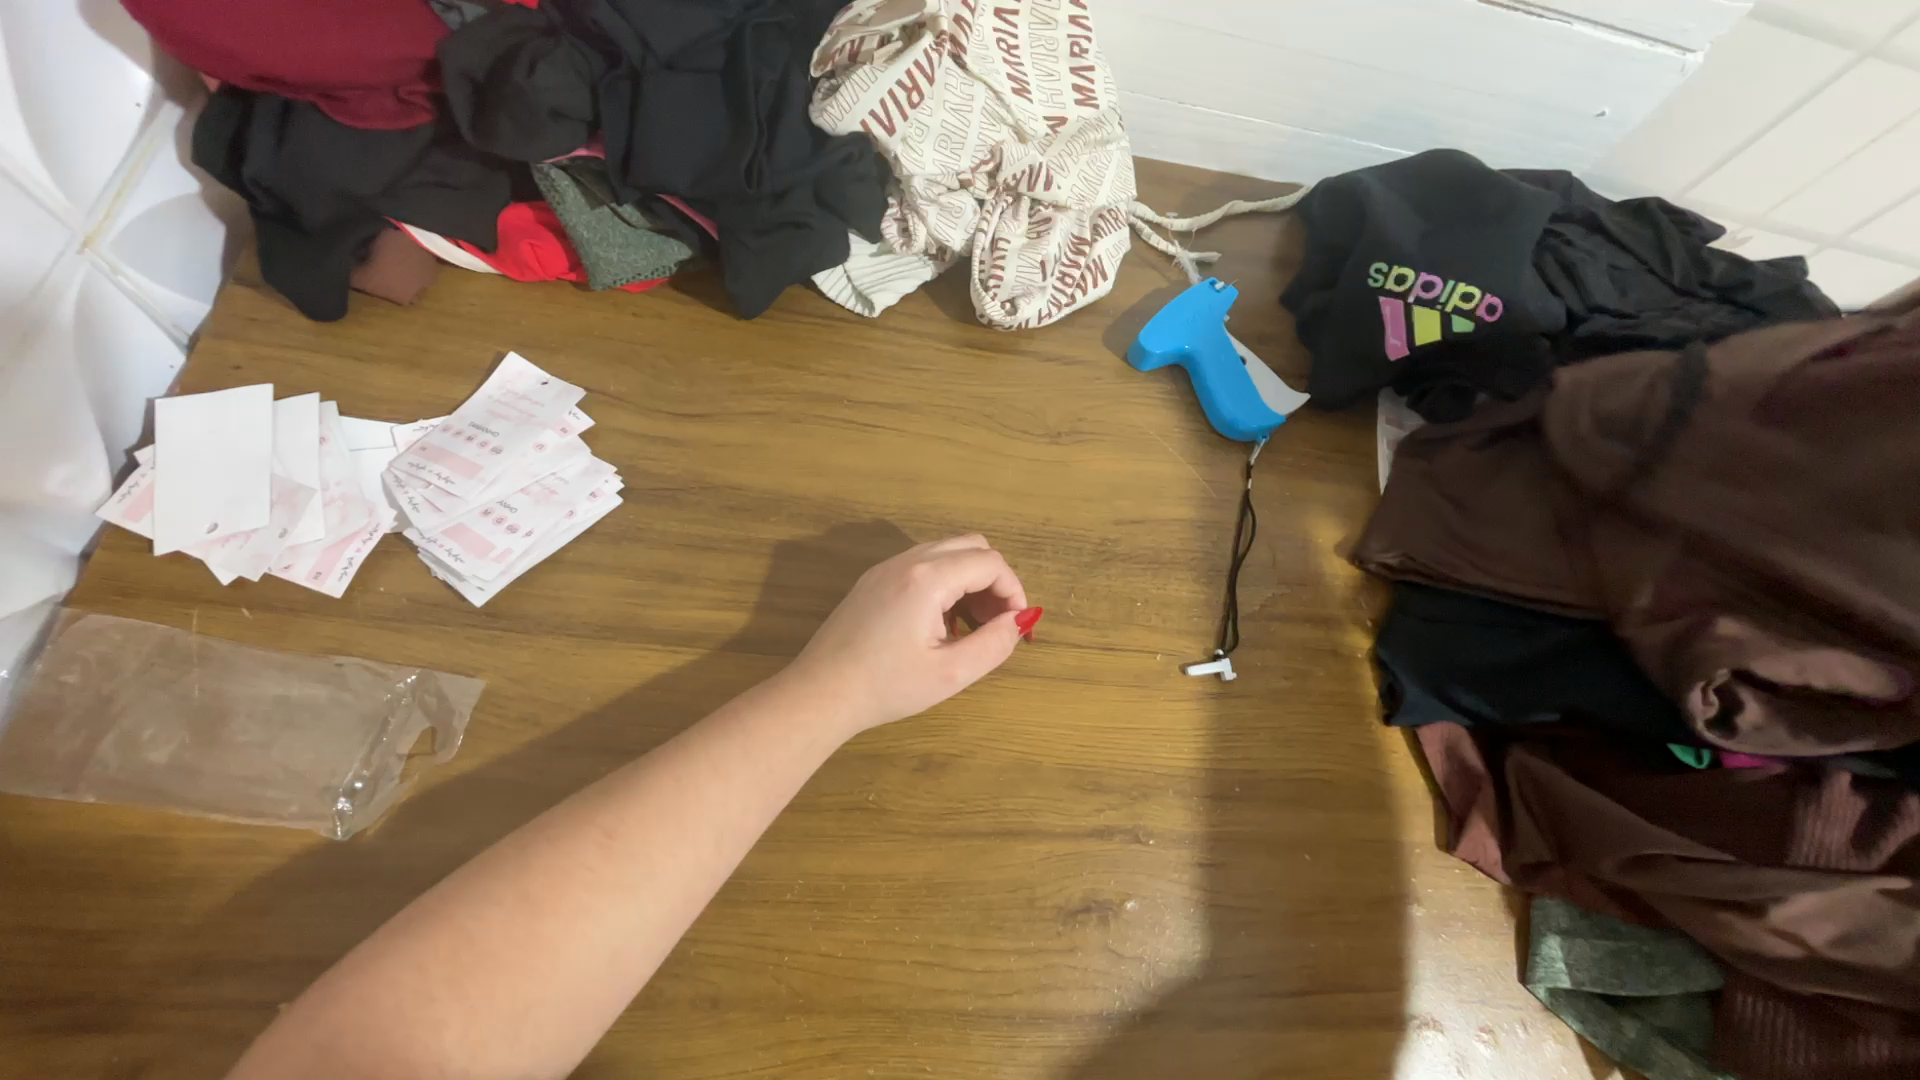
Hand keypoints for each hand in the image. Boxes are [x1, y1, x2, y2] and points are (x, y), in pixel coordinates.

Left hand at [783, 535, 1038, 735]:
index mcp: (928, 578)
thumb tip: (1021, 620)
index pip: (990, 562)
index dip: (1013, 591)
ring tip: (970, 628)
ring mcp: (886, 567)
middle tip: (996, 623)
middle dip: (993, 580)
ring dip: (969, 580)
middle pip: (970, 546)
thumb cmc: (886, 687)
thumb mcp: (951, 673)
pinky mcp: (873, 580)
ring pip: (946, 552)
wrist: (821, 693)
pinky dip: (945, 583)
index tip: (1016, 626)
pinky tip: (939, 625)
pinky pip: (922, 565)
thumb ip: (995, 643)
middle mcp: (907, 561)